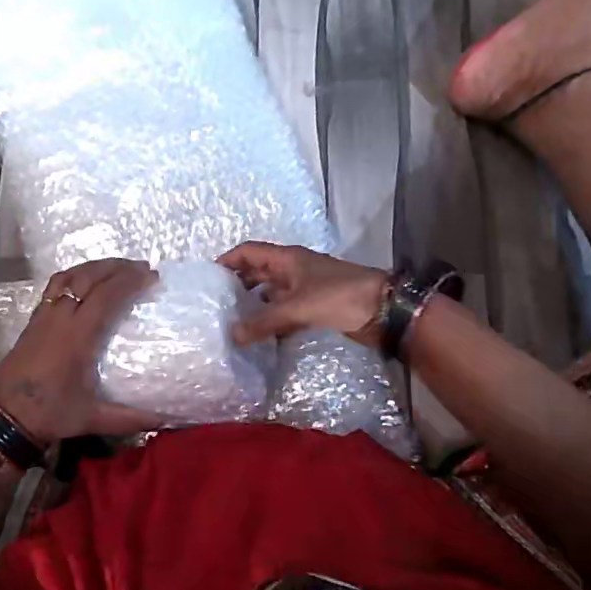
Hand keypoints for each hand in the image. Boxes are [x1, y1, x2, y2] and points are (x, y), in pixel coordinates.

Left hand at [0, 259, 164, 441]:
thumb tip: (167, 421)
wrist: (2, 415)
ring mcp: (44, 316)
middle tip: (141, 266)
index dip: (130, 281)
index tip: (151, 275)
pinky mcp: (34, 320)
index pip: (107, 295)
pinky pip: (56, 285)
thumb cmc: (48, 413)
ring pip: (69, 276)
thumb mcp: (93, 418)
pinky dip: (75, 275)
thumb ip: (131, 418)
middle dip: (116, 267)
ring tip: (116, 268)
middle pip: (89, 277)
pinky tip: (85, 281)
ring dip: (95, 267)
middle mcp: (60, 318)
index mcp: (78, 336)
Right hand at [216, 242, 386, 346]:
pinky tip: (258, 337)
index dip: (228, 261)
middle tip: (216, 306)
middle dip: (237, 287)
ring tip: (231, 324)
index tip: (207, 278)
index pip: (248, 252)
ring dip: (253, 307)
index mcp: (287, 259)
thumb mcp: (297, 307)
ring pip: (270, 296)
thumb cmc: (339, 296)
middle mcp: (292, 271)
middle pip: (257, 273)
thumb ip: (263, 321)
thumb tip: (232, 335)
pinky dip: (271, 323)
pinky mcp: (313, 309)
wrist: (383, 310)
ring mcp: (303, 290)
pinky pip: (284, 313)